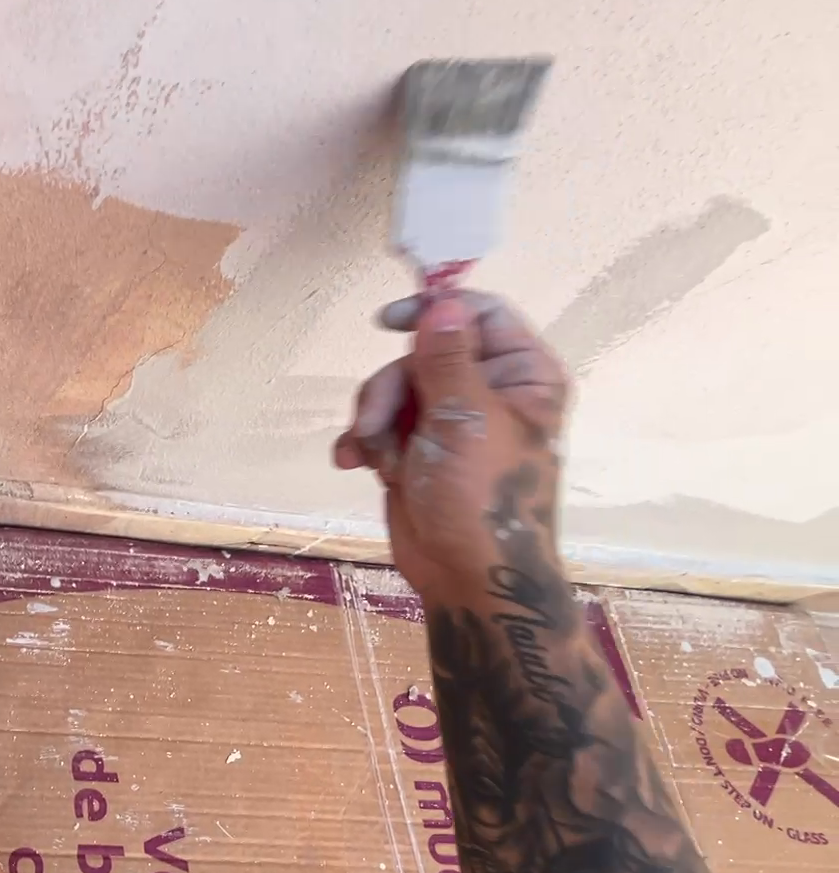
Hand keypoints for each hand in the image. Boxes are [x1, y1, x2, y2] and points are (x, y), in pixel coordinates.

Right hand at [333, 292, 569, 599]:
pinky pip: (373, 427)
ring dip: (372, 425)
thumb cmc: (481, 495)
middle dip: (388, 393)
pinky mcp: (410, 447)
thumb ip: (448, 359)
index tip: (387, 321)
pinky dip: (361, 445)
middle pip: (417, 356)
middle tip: (379, 427)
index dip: (434, 310)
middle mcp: (482, 390)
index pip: (478, 315)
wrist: (461, 569)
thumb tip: (442, 303)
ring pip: (388, 392)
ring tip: (379, 460)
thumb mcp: (465, 420)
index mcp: (518, 375)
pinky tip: (355, 466)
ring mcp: (443, 421)